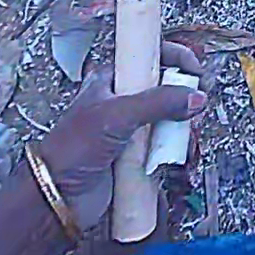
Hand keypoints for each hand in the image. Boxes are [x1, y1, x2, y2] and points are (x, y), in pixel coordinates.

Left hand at [37, 41, 206, 229]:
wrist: (58, 199)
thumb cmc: (73, 149)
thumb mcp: (117, 115)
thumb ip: (158, 103)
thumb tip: (195, 97)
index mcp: (114, 79)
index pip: (151, 55)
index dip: (176, 57)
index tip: (194, 69)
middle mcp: (125, 99)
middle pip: (166, 86)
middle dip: (184, 93)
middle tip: (196, 102)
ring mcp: (132, 126)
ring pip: (170, 115)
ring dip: (182, 123)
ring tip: (185, 132)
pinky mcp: (138, 151)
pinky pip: (166, 143)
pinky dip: (175, 146)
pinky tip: (176, 151)